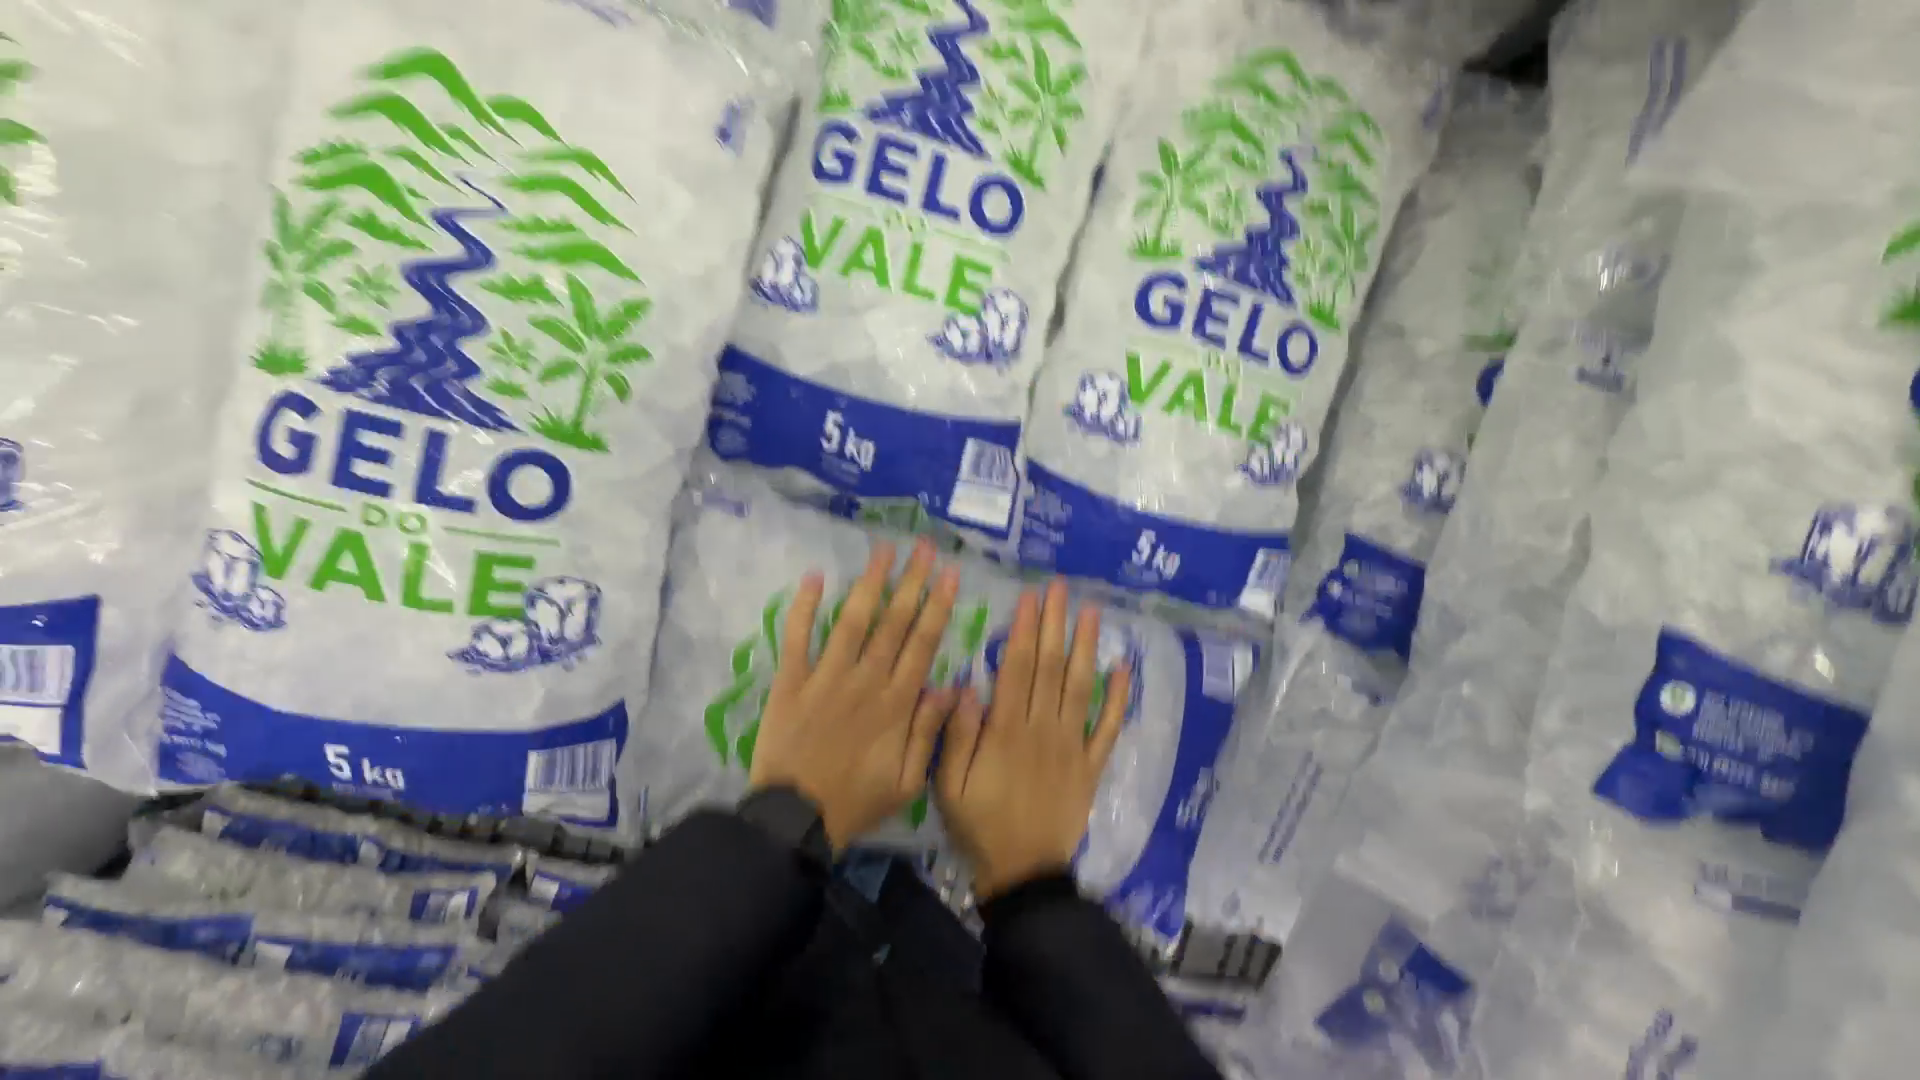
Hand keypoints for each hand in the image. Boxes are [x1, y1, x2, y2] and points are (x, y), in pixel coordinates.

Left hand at [749, 538, 961, 852]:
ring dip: (870, 582)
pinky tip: (814, 577)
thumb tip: (952, 685)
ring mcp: (826, 677)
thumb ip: (930, 731)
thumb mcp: (910, 781)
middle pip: (893, 622)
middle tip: (926, 547)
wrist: (795, 819)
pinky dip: (804, 607)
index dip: (939, 607)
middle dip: (912, 582)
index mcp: (897, 703)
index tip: (951, 575)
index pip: (923, 644)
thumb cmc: (857, 802)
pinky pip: (797, 638)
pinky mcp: (791, 682)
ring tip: (884, 549)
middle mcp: (866, 680)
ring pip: (852, 620)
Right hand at [935, 581, 1130, 901]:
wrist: (1023, 872)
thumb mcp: (949, 786)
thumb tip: (965, 686)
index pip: (1018, 668)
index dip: (1025, 630)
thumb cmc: (980, 826)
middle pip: (1051, 667)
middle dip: (1055, 624)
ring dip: (1087, 647)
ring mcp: (1072, 746)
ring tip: (1092, 612)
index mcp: (1006, 731)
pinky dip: (1118, 698)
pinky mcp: (1091, 765)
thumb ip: (956, 736)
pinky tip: (1125, 669)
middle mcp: (1043, 729)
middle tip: (1060, 587)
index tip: (1030, 597)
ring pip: (1081, 687)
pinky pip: (1108, 728)